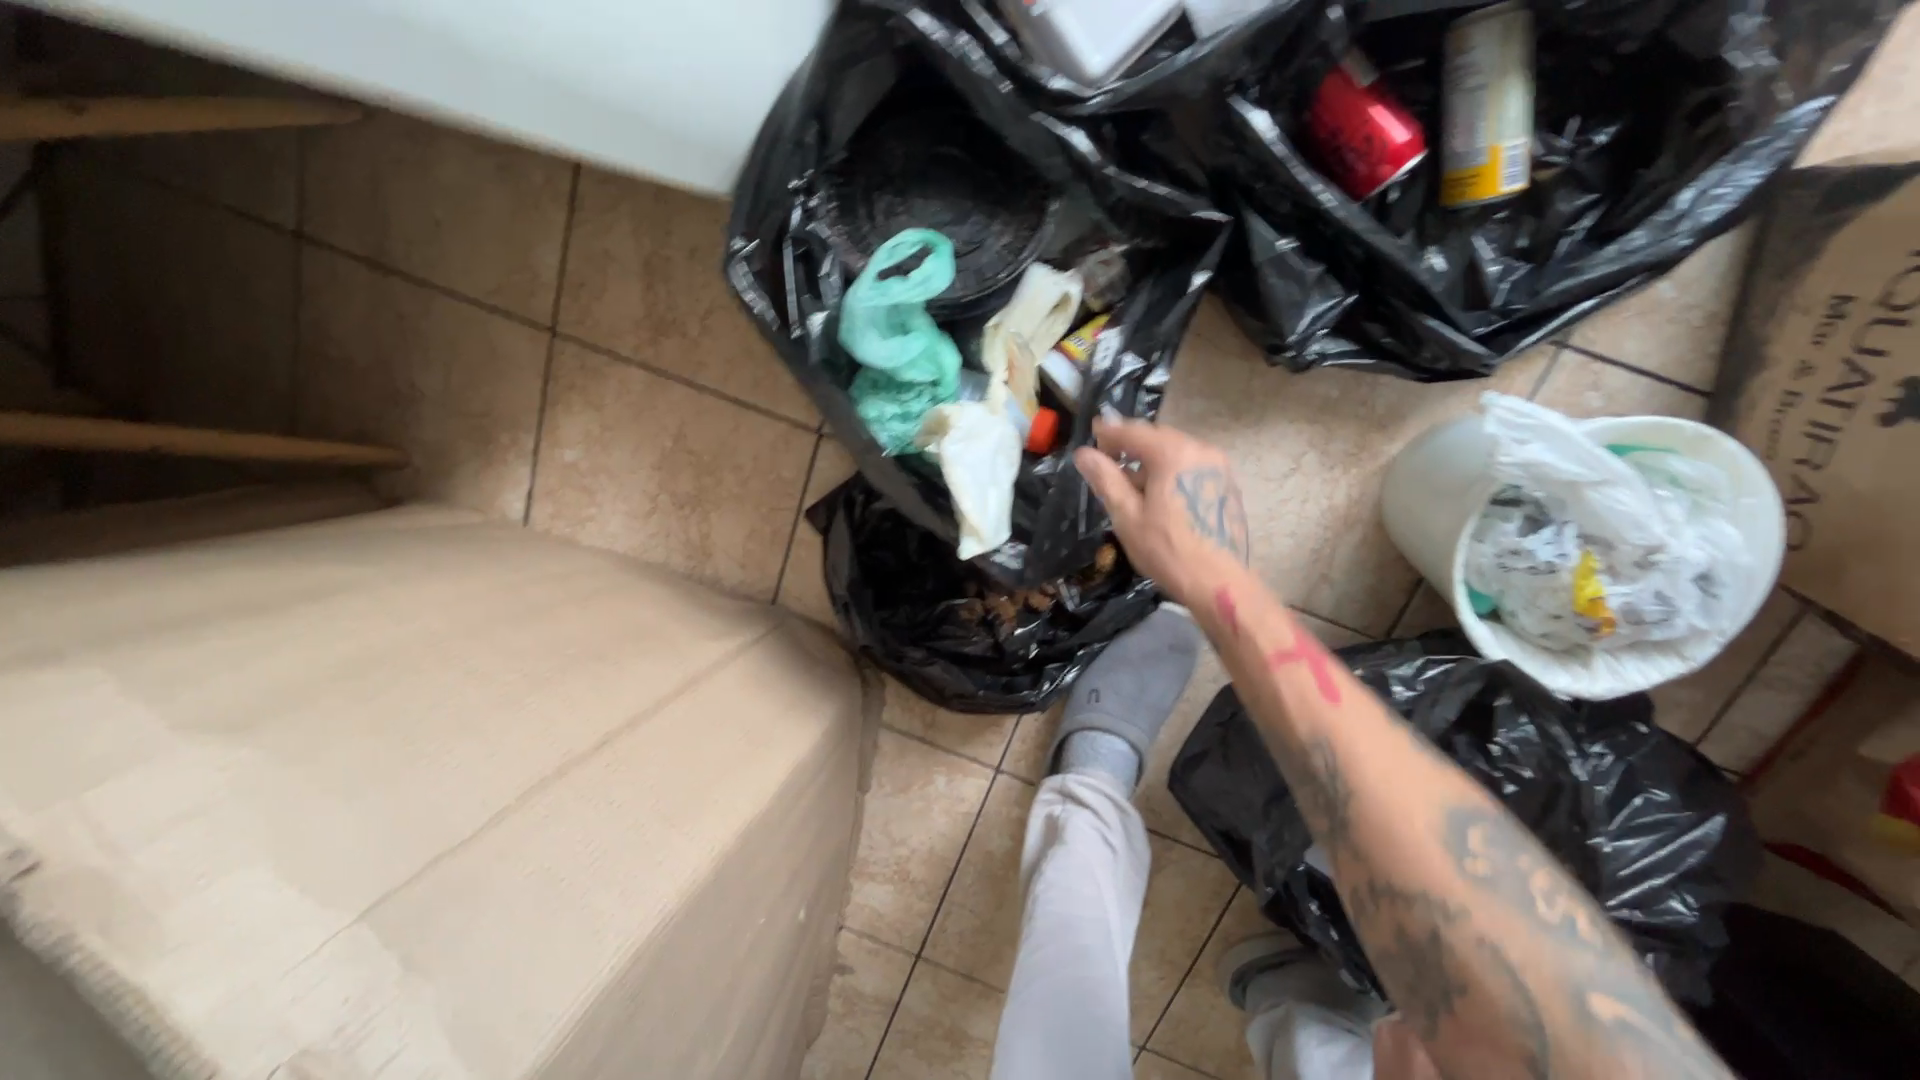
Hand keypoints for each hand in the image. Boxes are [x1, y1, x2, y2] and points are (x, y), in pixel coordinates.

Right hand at [1073, 417, 1251, 605]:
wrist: (1219, 583)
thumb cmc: (1167, 550)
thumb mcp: (1127, 516)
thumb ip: (1105, 479)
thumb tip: (1083, 454)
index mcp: (1174, 453)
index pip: (1134, 432)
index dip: (1109, 433)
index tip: (1091, 436)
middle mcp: (1201, 450)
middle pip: (1158, 438)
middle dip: (1131, 446)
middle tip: (1108, 462)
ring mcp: (1219, 467)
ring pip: (1176, 452)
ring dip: (1151, 461)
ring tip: (1132, 486)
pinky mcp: (1227, 485)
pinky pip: (1191, 467)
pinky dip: (1171, 472)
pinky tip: (1159, 496)